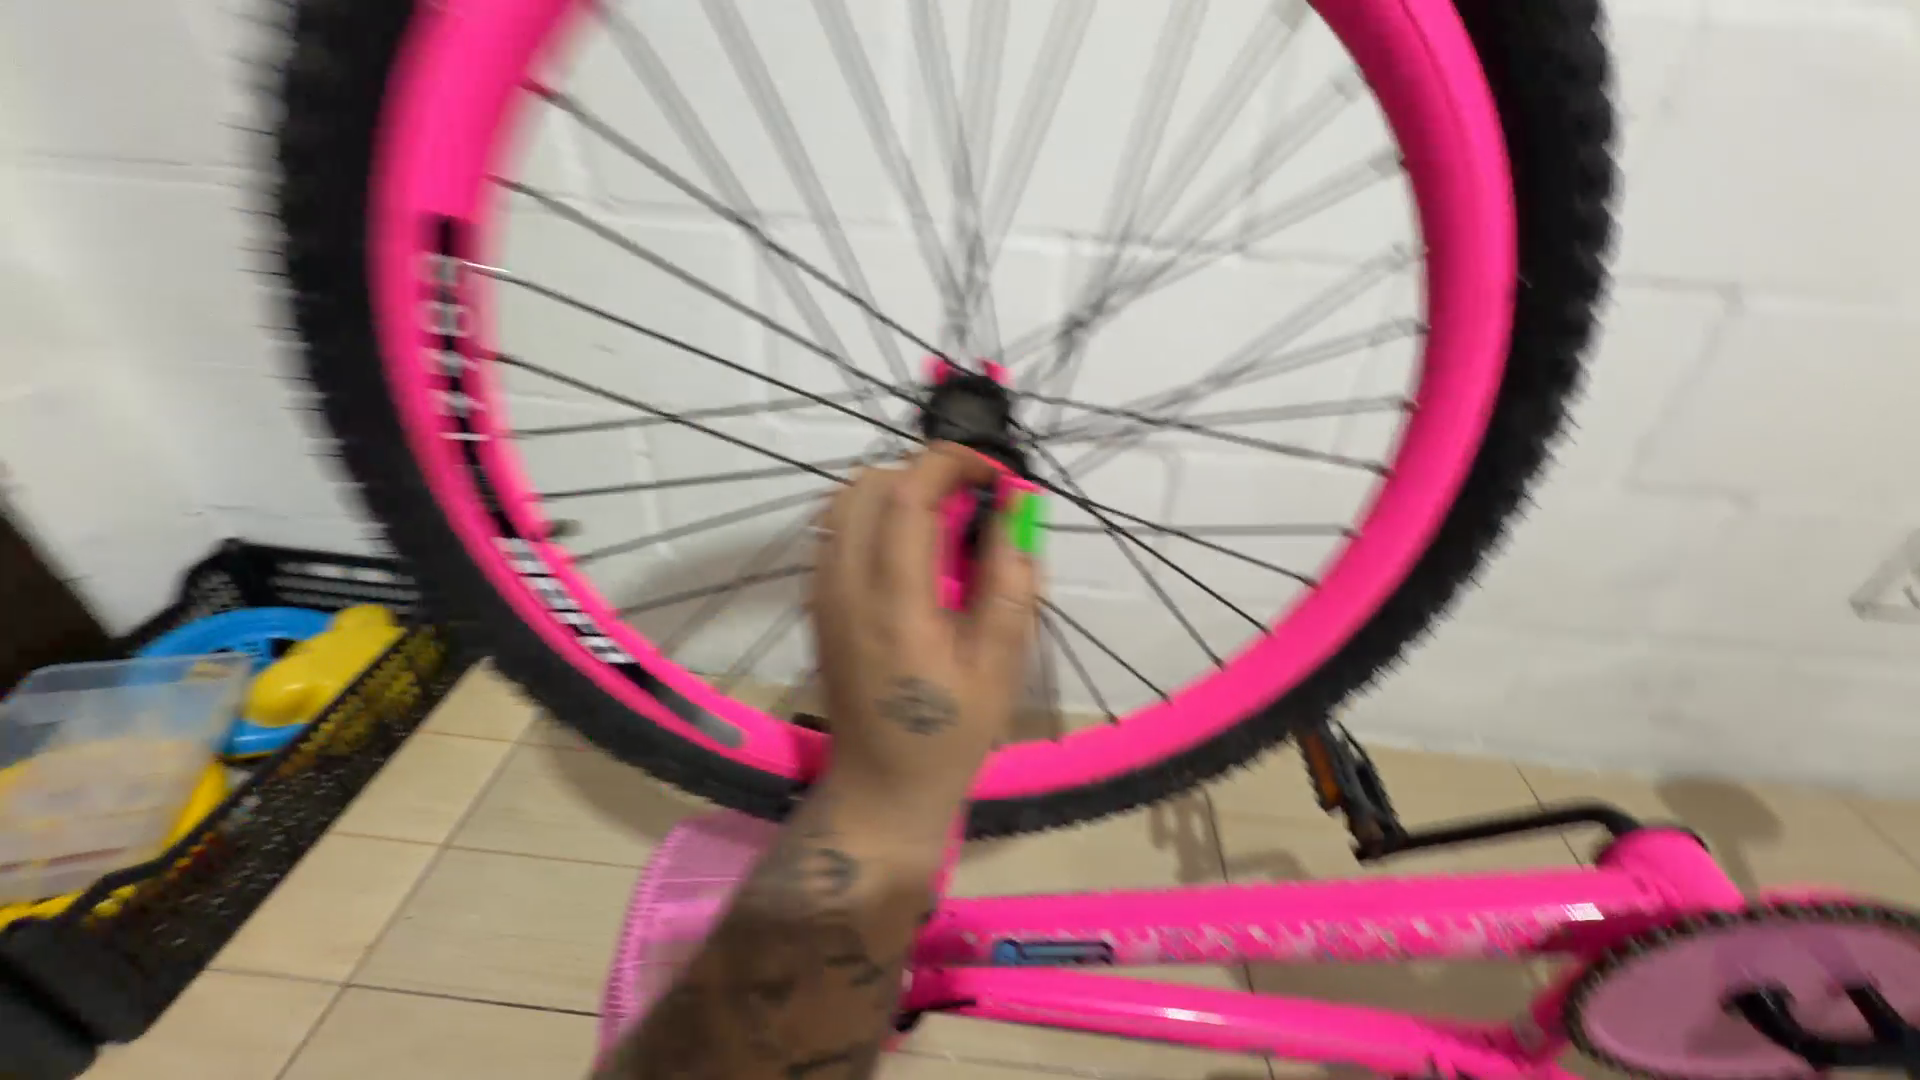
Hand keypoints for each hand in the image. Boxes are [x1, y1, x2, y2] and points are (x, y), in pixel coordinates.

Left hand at [810, 442, 1040, 832]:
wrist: (879, 786)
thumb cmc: (948, 734)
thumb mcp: (999, 669)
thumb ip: (1010, 584)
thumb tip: (1018, 512)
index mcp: (893, 603)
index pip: (907, 495)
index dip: (952, 464)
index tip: (995, 476)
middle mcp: (844, 585)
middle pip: (869, 484)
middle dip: (927, 474)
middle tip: (973, 505)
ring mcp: (821, 592)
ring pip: (845, 500)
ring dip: (897, 491)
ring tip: (943, 524)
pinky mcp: (816, 601)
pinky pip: (836, 529)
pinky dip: (874, 515)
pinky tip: (910, 552)